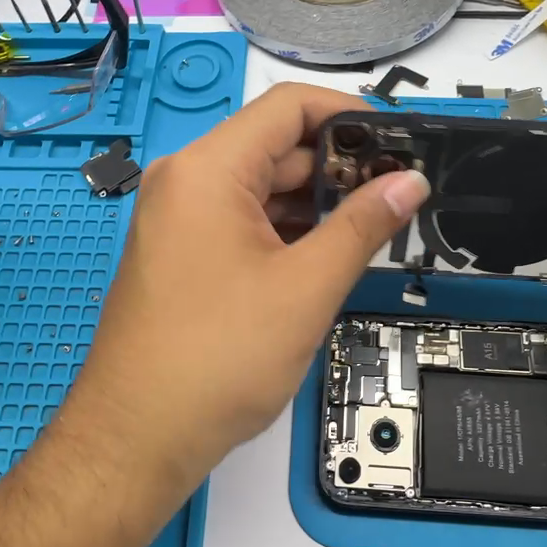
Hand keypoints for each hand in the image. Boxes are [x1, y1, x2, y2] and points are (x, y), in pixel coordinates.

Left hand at [69, 84, 429, 485]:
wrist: (136, 439)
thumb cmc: (219, 359)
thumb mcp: (305, 288)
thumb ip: (363, 225)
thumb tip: (410, 182)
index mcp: (207, 169)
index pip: (287, 107)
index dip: (348, 114)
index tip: (398, 140)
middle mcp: (186, 179)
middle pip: (275, 145)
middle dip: (339, 165)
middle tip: (398, 191)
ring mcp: (179, 215)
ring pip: (261, 185)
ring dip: (315, 200)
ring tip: (374, 223)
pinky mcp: (182, 249)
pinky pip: (242, 217)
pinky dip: (286, 227)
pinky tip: (328, 250)